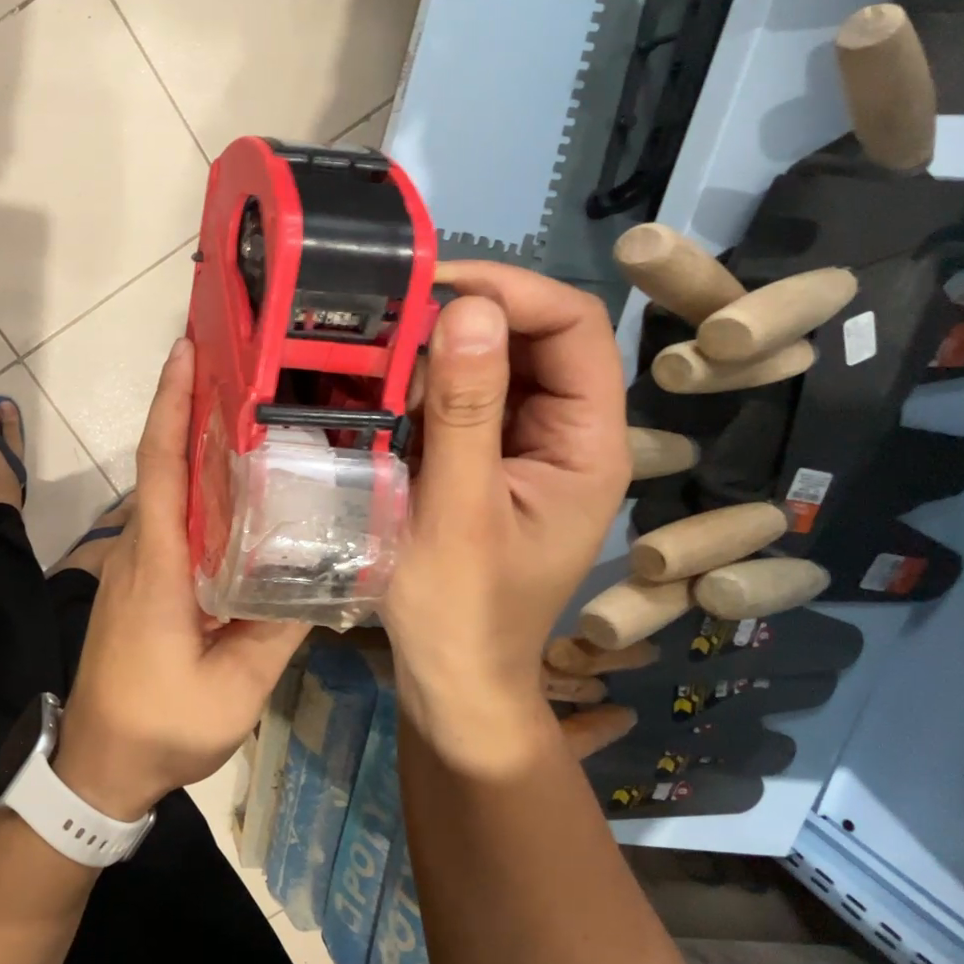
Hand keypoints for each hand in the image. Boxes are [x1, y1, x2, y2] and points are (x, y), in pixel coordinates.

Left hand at [55, 338, 310, 820]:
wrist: (100, 762)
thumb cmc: (160, 726)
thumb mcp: (234, 689)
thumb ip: (277, 630)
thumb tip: (324, 574)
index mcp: (156, 565)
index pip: (160, 466)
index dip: (170, 404)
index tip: (185, 350)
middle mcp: (138, 549)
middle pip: (162, 463)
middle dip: (189, 405)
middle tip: (238, 362)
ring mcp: (133, 563)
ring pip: (166, 488)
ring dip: (194, 442)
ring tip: (250, 407)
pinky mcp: (138, 579)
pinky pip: (169, 517)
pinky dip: (196, 485)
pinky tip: (238, 485)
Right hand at [381, 263, 629, 770]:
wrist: (449, 677)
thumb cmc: (459, 606)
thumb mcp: (457, 508)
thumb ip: (465, 409)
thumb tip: (467, 307)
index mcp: (588, 443)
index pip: (572, 327)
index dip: (511, 291)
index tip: (430, 286)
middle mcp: (566, 432)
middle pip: (531, 337)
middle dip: (463, 319)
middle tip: (386, 325)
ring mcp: (523, 446)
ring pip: (489, 363)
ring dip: (433, 352)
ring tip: (375, 362)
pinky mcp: (482, 460)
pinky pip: (459, 399)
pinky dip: (419, 386)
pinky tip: (379, 395)